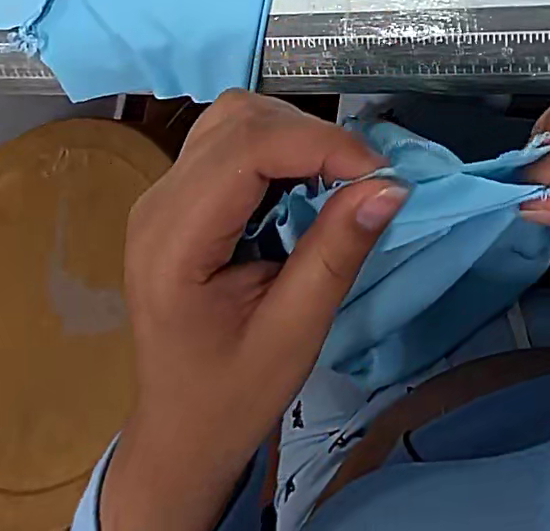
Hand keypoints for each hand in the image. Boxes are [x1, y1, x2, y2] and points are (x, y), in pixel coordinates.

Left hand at [101, 92, 408, 530]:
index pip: (246, 150)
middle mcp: (159, 200)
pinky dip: (281, 142)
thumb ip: (337, 252)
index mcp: (173, 242)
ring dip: (297, 133)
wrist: (179, 431)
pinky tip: (303, 179)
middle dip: (314, 136)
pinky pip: (233, 136)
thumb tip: (390, 185)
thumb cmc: (232, 396)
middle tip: (363, 178)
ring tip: (335, 176)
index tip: (380, 171)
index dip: (320, 144)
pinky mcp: (181, 191)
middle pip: (241, 121)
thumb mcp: (295, 334)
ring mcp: (165, 191)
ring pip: (237, 117)